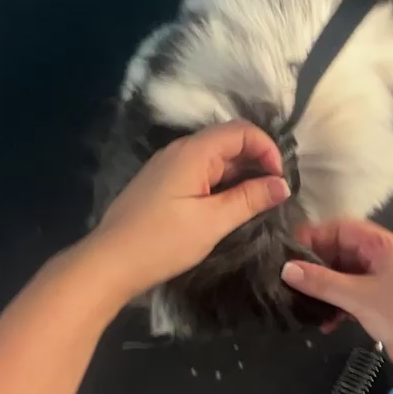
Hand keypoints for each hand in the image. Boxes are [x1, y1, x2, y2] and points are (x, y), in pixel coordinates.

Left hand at [80, 120, 290, 295]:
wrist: (110, 263)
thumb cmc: (162, 242)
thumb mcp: (213, 222)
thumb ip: (250, 200)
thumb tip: (283, 185)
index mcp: (193, 153)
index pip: (241, 131)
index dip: (267, 149)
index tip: (280, 181)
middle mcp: (181, 151)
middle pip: (229, 142)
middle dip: (258, 162)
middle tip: (276, 195)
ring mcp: (170, 167)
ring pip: (217, 159)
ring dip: (243, 175)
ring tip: (260, 203)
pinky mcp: (166, 184)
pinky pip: (203, 173)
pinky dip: (225, 184)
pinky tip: (232, 207)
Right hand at [282, 221, 392, 384]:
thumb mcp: (358, 297)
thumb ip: (322, 282)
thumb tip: (286, 269)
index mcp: (383, 245)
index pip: (340, 228)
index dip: (313, 237)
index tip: (288, 254)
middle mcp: (381, 258)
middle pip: (339, 252)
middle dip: (315, 267)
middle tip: (289, 282)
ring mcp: (381, 281)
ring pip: (343, 276)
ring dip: (324, 290)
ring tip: (303, 305)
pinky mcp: (379, 303)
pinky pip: (350, 296)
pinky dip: (337, 306)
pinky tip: (325, 324)